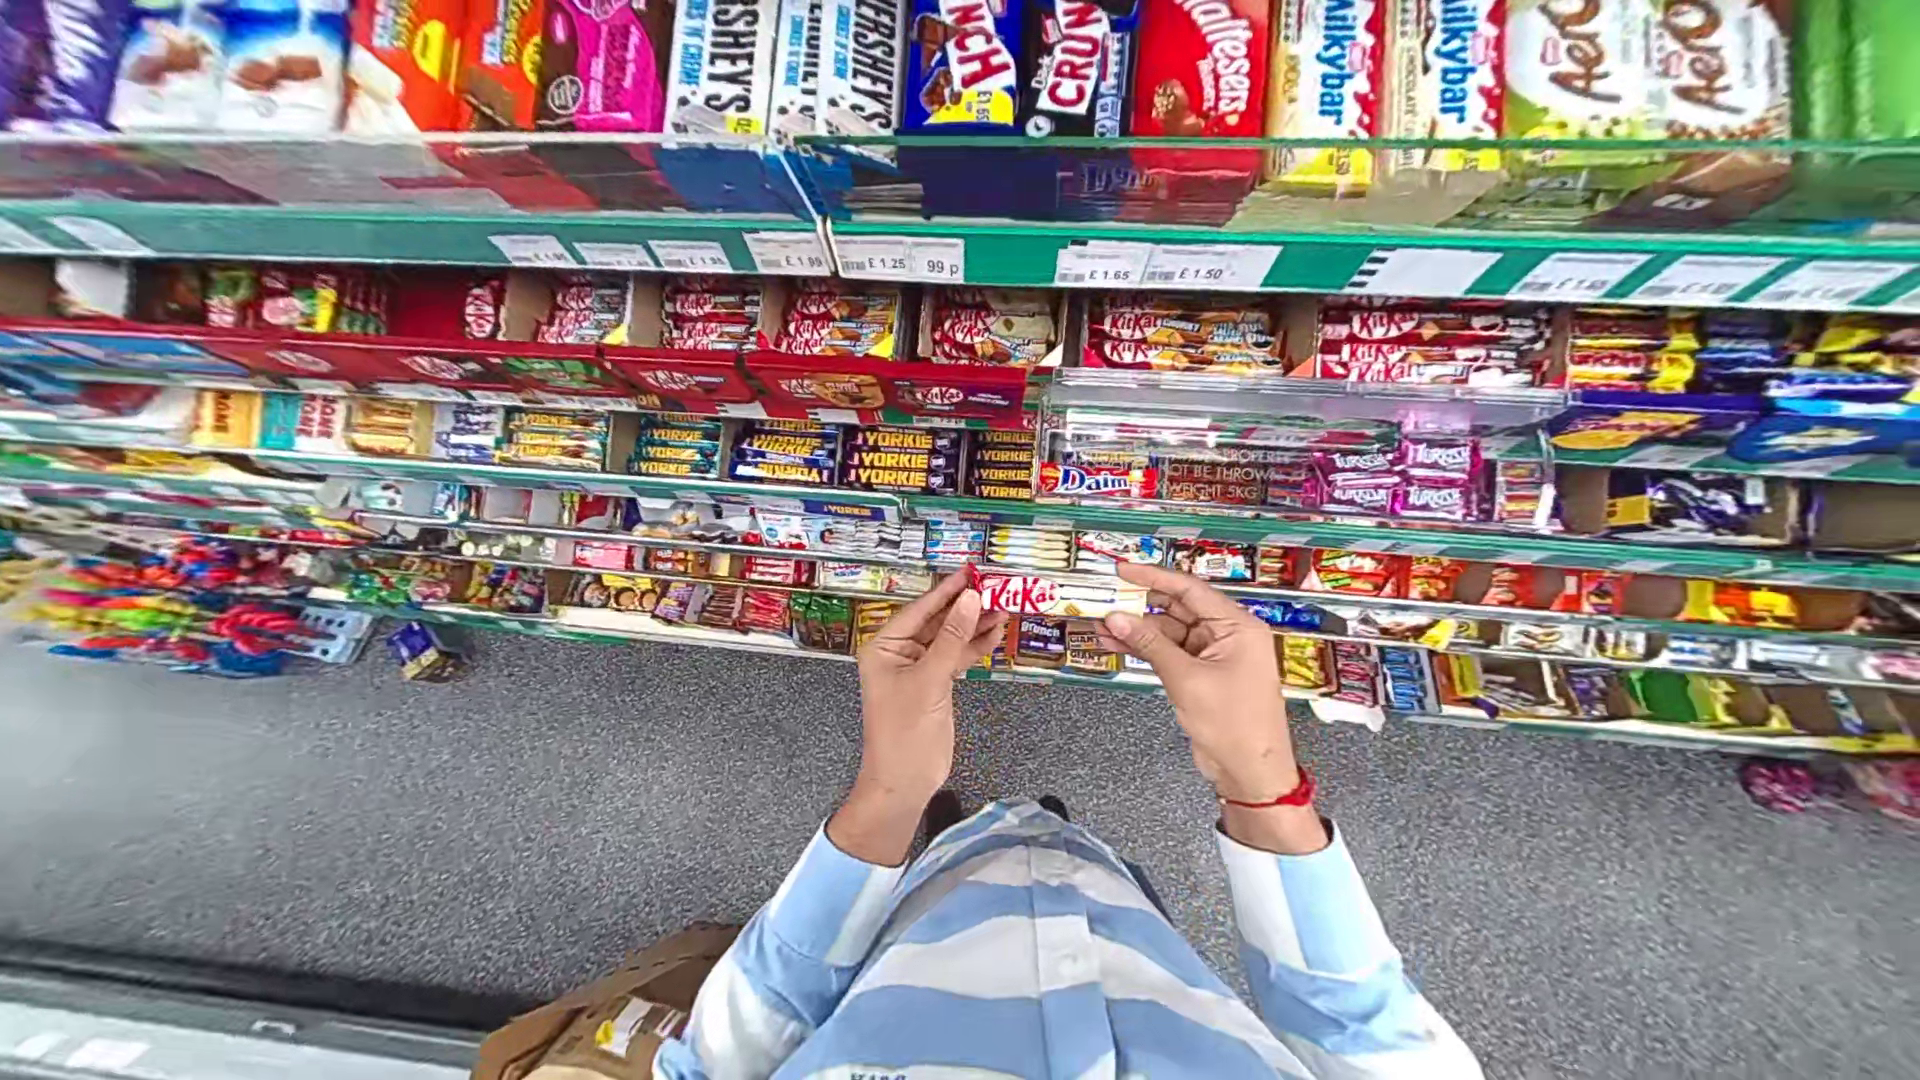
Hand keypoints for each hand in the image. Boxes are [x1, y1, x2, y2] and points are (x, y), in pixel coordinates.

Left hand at [831, 569, 1005, 866]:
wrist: (906, 781)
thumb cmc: (905, 732)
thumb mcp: (929, 680)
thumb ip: (952, 638)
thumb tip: (970, 599)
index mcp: (884, 646)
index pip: (919, 610)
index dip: (946, 590)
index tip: (969, 572)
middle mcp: (900, 652)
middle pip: (937, 621)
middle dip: (965, 606)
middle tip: (994, 586)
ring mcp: (920, 667)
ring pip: (950, 638)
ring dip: (974, 625)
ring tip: (1003, 607)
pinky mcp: (937, 683)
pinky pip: (957, 657)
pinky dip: (975, 647)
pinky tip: (994, 633)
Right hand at [1097, 562, 1299, 800]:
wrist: (1249, 772)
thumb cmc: (1233, 725)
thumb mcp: (1187, 678)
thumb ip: (1150, 644)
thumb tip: (1117, 617)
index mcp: (1237, 626)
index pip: (1189, 589)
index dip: (1153, 577)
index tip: (1124, 570)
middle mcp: (1226, 635)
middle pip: (1177, 608)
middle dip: (1140, 604)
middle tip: (1107, 597)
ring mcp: (1212, 654)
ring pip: (1167, 631)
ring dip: (1136, 629)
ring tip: (1102, 624)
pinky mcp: (1199, 673)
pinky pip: (1167, 651)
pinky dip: (1143, 648)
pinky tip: (1116, 644)